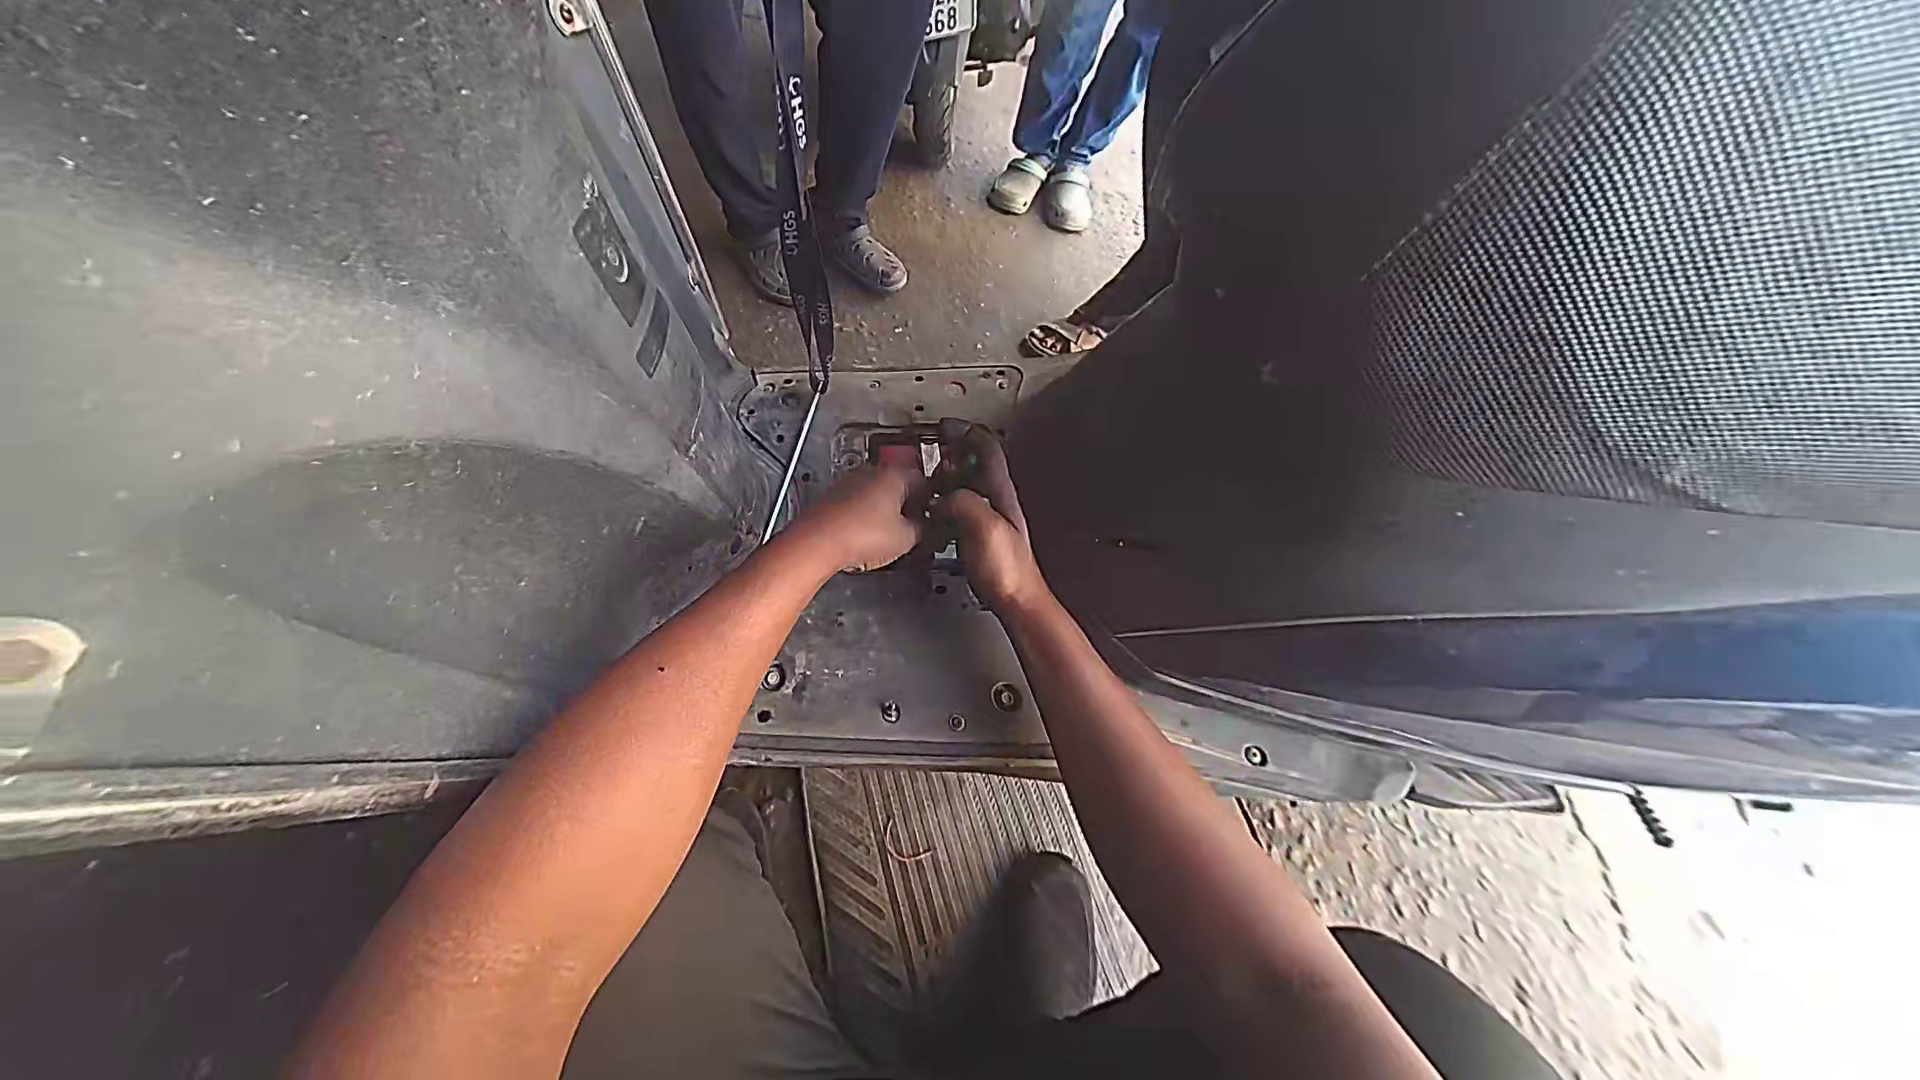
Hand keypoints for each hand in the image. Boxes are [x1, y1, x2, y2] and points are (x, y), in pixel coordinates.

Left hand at [786, 464, 926, 572]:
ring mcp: (850, 484)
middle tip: (917, 525)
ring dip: (888, 511)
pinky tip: (870, 536)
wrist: (818, 542)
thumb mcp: (906, 537)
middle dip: (910, 505)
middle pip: (900, 485)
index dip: (933, 498)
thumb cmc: (858, 534)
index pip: (924, 480)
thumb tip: (925, 528)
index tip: (936, 512)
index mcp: (893, 476)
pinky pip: (860, 504)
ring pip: (878, 494)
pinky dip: (869, 517)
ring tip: (893, 534)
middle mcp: (871, 473)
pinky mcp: (835, 499)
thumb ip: (922, 529)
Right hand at [933, 420, 1049, 613]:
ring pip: (966, 485)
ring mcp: (988, 518)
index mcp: (1000, 493)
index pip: (987, 449)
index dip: (967, 432)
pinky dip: (944, 501)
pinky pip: (959, 507)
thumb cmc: (1007, 570)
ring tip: (930, 480)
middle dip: (954, 453)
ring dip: (947, 477)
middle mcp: (996, 501)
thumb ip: (963, 502)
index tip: (947, 427)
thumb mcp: (984, 527)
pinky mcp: (978, 535)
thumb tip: (943, 498)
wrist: (1016, 600)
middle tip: (935, 454)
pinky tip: (935, 510)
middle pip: (975, 464)